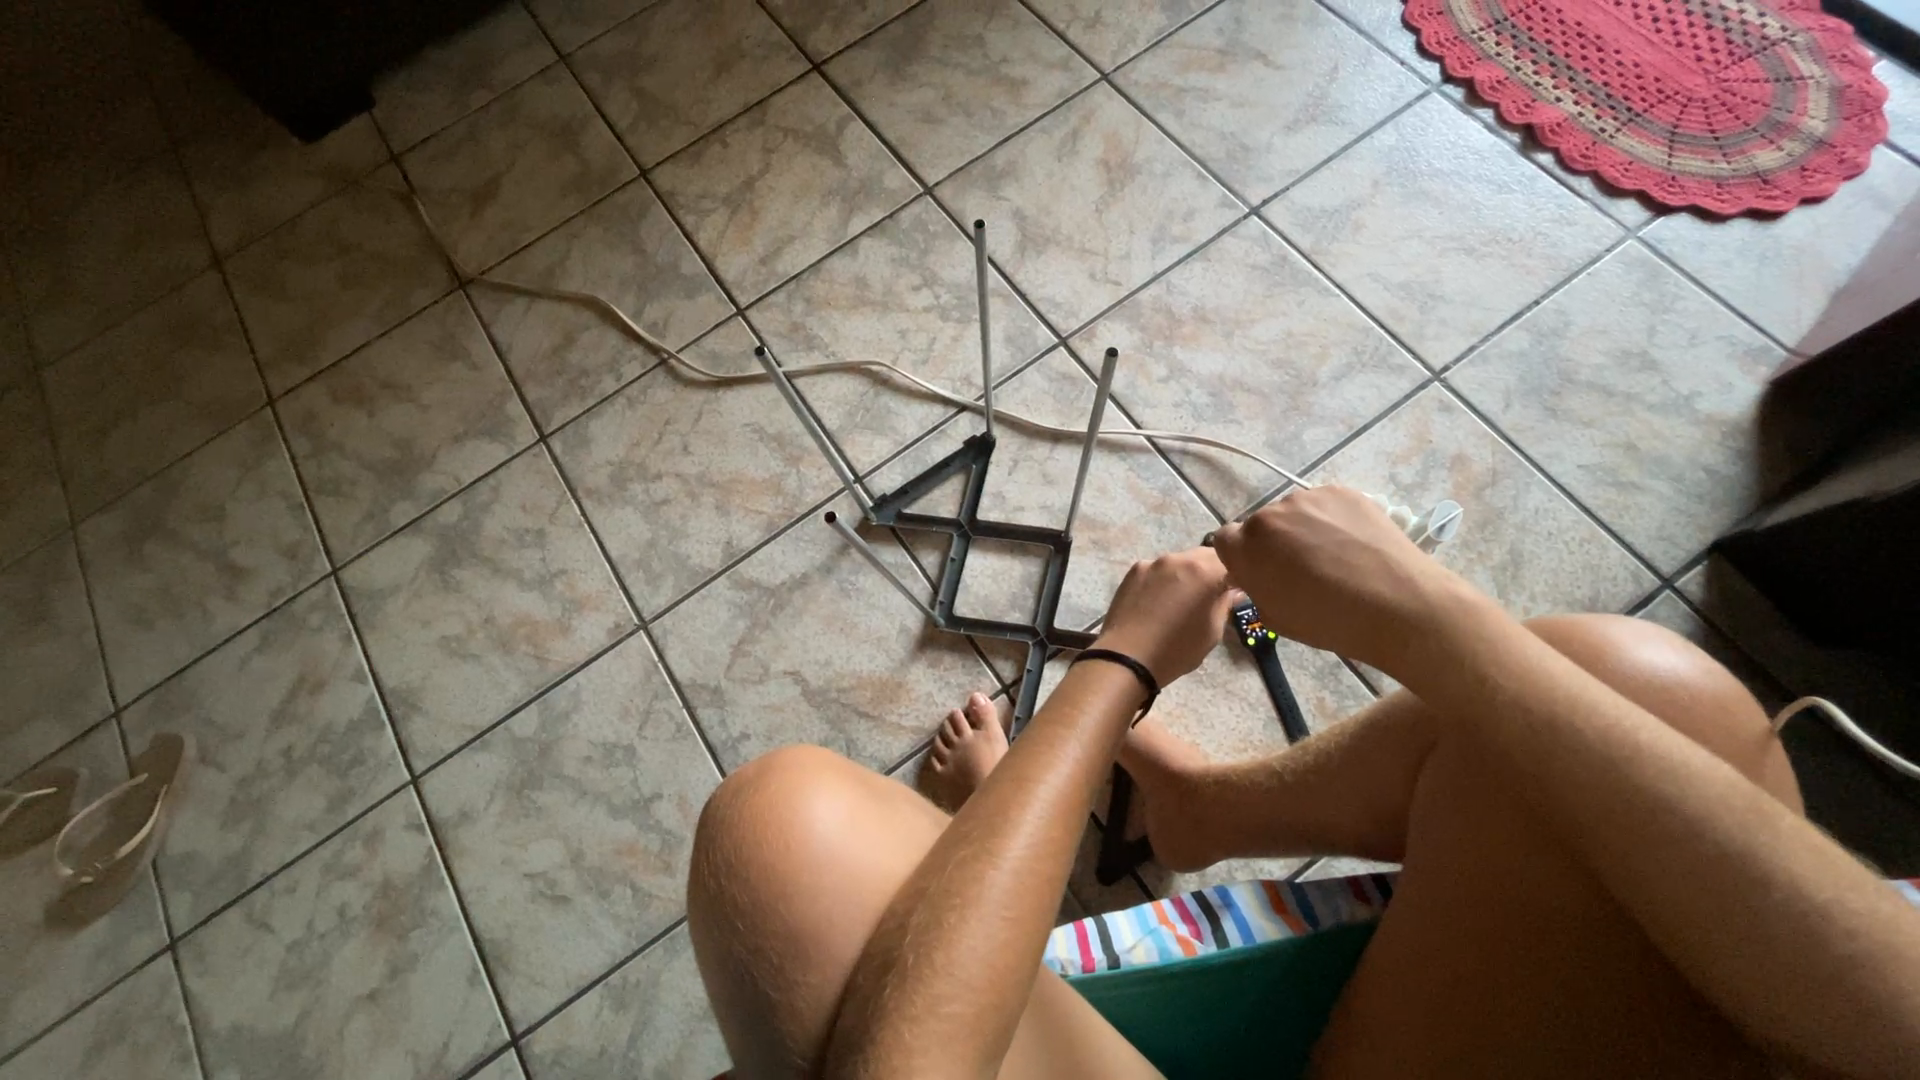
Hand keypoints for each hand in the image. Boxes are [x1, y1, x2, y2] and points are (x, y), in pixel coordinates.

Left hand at [1091, 548, 1237, 685]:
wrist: (1126, 657)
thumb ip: (1224, 604)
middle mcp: (1178, 559)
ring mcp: (1152, 562)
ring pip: (1178, 562)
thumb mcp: (1212, 632)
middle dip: (1210, 571)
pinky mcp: (1133, 571)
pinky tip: (1157, 601)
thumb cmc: (1177, 650)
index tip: (1234, 591)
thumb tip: (1233, 591)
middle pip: (1204, 556)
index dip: (1236, 575)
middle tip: (1208, 595)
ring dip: (1185, 575)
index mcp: (1204, 572)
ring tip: (1179, 600)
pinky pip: (1156, 570)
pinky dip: (1163, 580)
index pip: (1230, 562)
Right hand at [1208, 486, 1473, 671]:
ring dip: (1303, 529)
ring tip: (1334, 555)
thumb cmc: (1329, 622)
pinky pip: (1324, 505)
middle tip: (1302, 568)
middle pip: (1260, 525)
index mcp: (1244, 548)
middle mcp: (1268, 516)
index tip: (1262, 572)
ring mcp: (1307, 499)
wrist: (1398, 605)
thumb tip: (1259, 573)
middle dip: (1274, 542)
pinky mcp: (1341, 491)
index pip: (1225, 539)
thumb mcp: (1274, 617)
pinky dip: (1332, 520)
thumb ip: (1255, 586)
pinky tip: (1353, 543)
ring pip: (1294, 513)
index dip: (1242, 556)